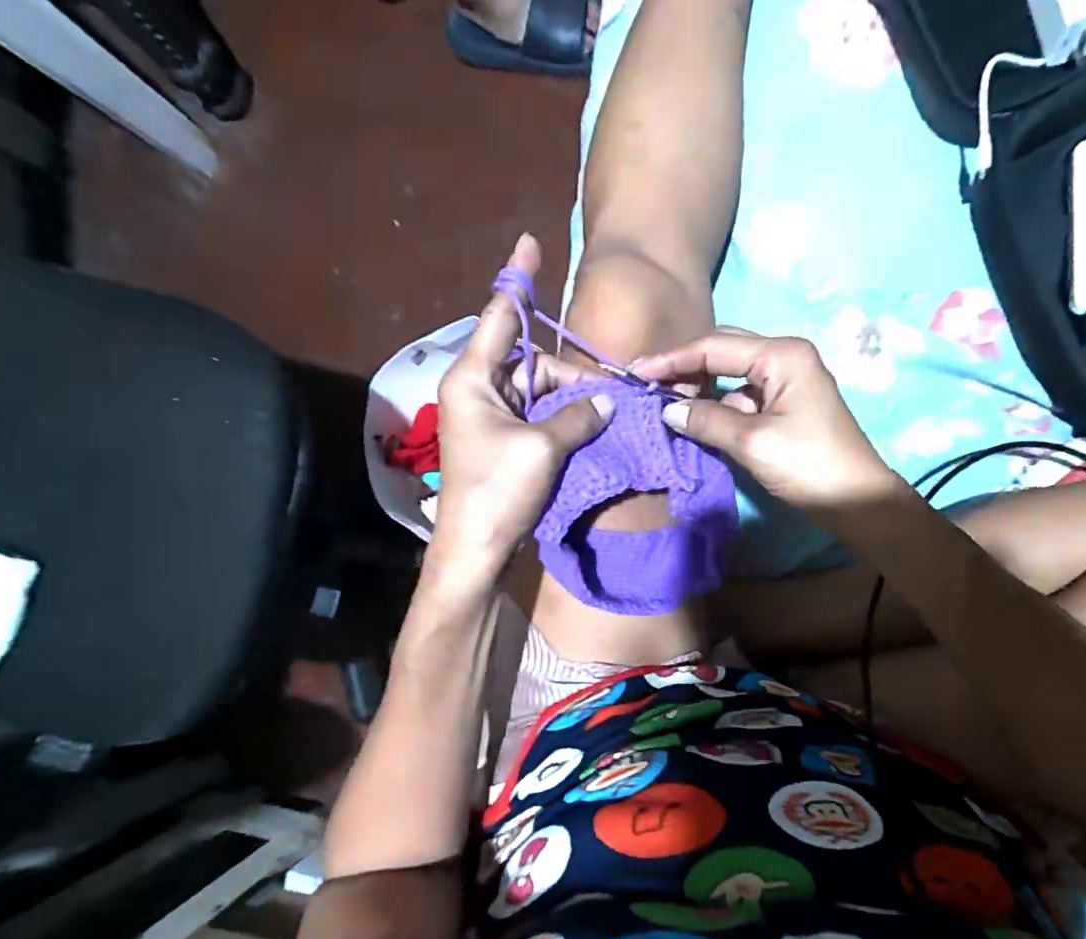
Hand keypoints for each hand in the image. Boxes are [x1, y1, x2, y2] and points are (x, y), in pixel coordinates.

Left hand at [432, 235, 615, 573]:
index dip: (520, 280)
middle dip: (572, 375)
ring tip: (608, 417)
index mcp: (474, 378)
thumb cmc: (498, 491)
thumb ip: (578, 415)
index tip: (532, 241)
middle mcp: (480, 390)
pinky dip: (565, 421)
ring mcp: (493, 418)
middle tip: (612, 395)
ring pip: (541, 392)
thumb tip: (607, 400)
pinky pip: (540, 417)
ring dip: (573, 403)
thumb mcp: (542, 448)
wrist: (477, 550)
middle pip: (533, 362)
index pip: (500, 316)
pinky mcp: (506, 442)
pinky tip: (593, 429)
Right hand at [632, 329, 904, 510]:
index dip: (672, 359)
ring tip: (667, 403)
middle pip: (722, 350)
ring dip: (700, 386)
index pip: (714, 347)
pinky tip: (697, 416)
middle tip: (648, 383)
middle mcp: (784, 356)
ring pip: (730, 373)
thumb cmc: (808, 465)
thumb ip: (706, 420)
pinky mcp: (785, 403)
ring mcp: (786, 379)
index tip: (636, 371)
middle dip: (685, 366)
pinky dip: (717, 403)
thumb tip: (668, 410)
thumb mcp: (752, 442)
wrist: (856, 500)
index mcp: (781, 355)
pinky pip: (741, 394)